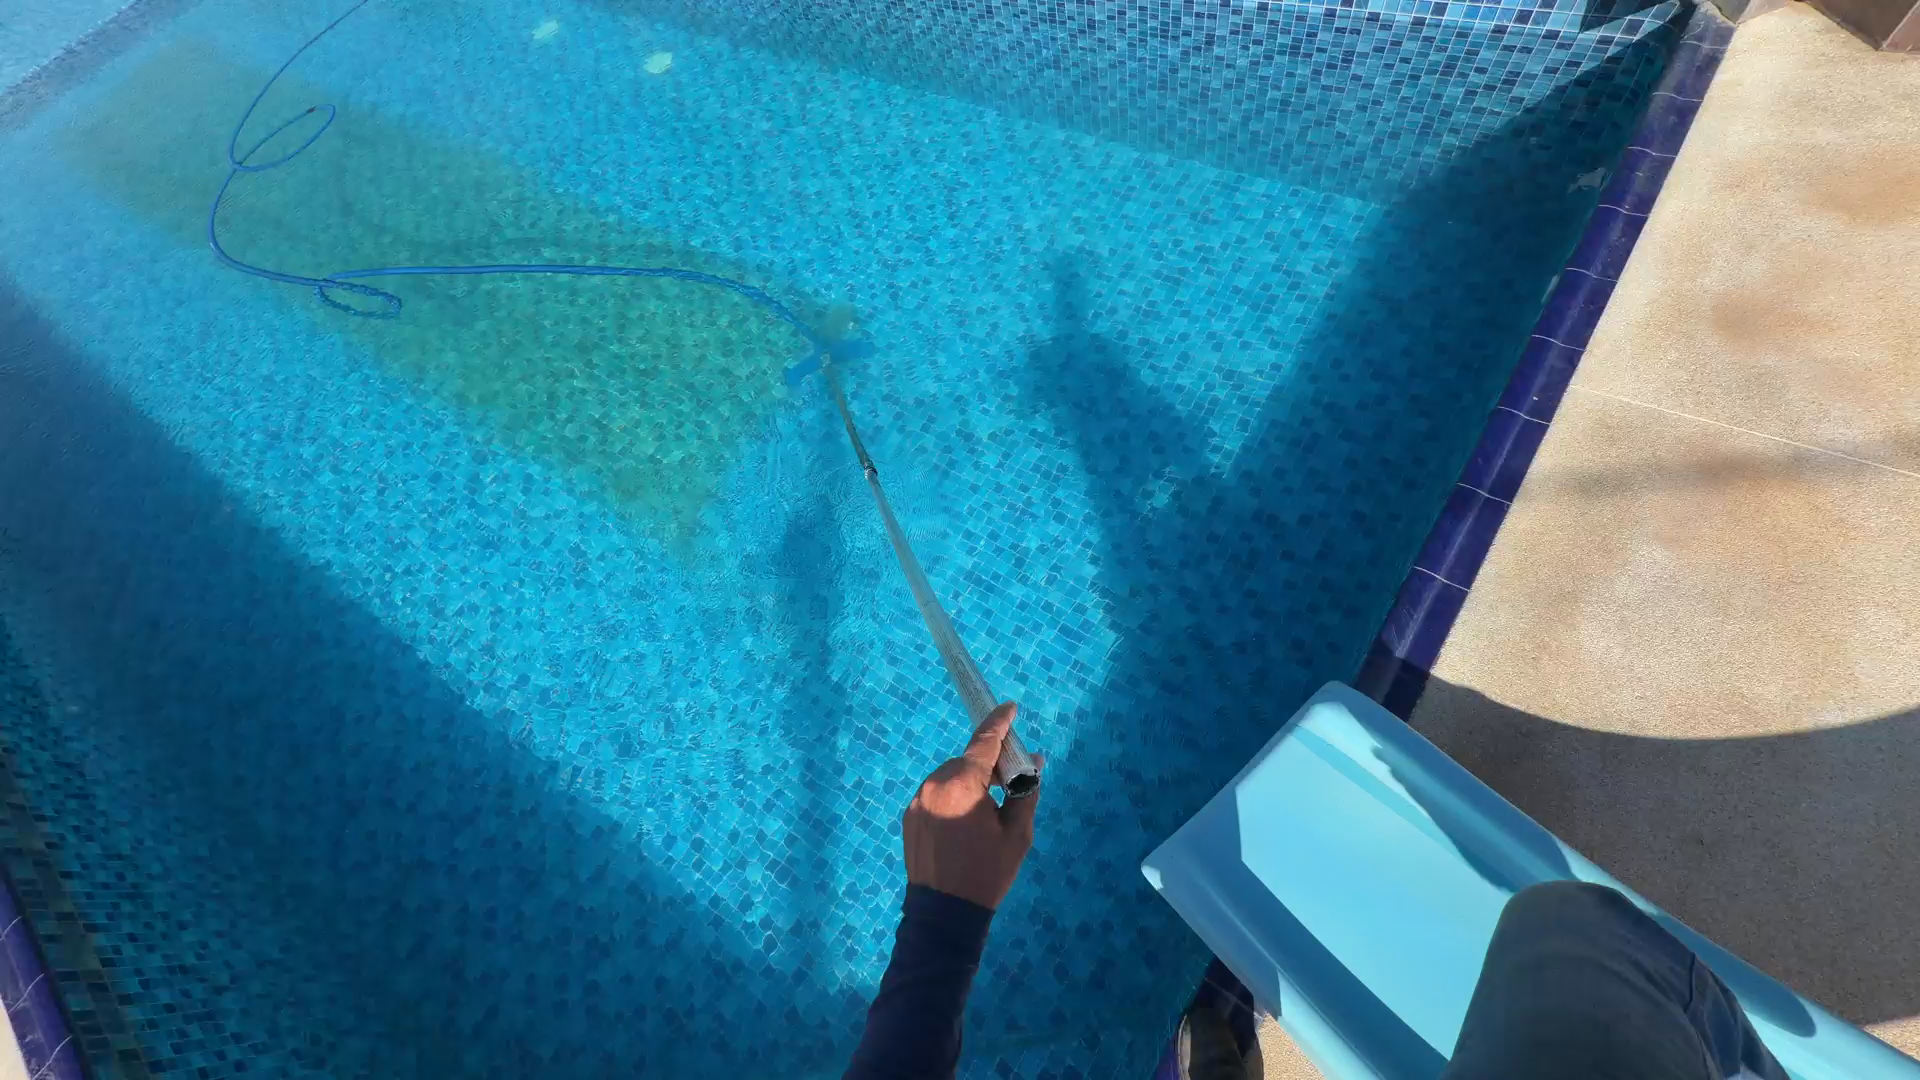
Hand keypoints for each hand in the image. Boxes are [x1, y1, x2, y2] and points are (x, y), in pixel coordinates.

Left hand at [903, 703, 1040, 910]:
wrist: (943, 915)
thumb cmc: (986, 874)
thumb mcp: (1017, 834)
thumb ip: (1026, 791)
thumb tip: (1034, 761)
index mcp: (963, 784)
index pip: (984, 742)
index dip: (1000, 723)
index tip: (1010, 706)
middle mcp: (935, 783)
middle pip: (967, 761)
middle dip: (987, 767)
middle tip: (1006, 789)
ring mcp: (918, 798)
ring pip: (950, 776)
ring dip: (968, 783)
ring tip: (982, 816)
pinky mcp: (909, 814)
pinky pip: (936, 793)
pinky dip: (952, 797)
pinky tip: (961, 826)